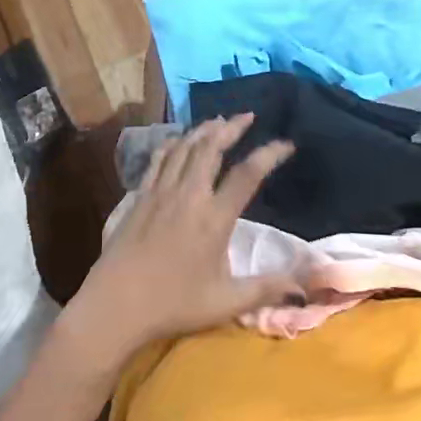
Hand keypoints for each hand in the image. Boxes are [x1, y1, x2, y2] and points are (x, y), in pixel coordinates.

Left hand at [64, 115, 301, 359]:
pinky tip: (179, 139)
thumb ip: (266, 289)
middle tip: (248, 116)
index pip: (247, 175)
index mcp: (214, 218)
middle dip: (232, 127)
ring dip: (204, 130)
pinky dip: (173, 142)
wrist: (116, 304)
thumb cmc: (173, 304)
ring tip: (219, 120)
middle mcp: (189, 195)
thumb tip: (304, 285)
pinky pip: (159, 158)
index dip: (269, 154)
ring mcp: (161, 192)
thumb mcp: (226, 302)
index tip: (286, 144)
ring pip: (185, 147)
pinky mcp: (140, 196)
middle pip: (212, 147)